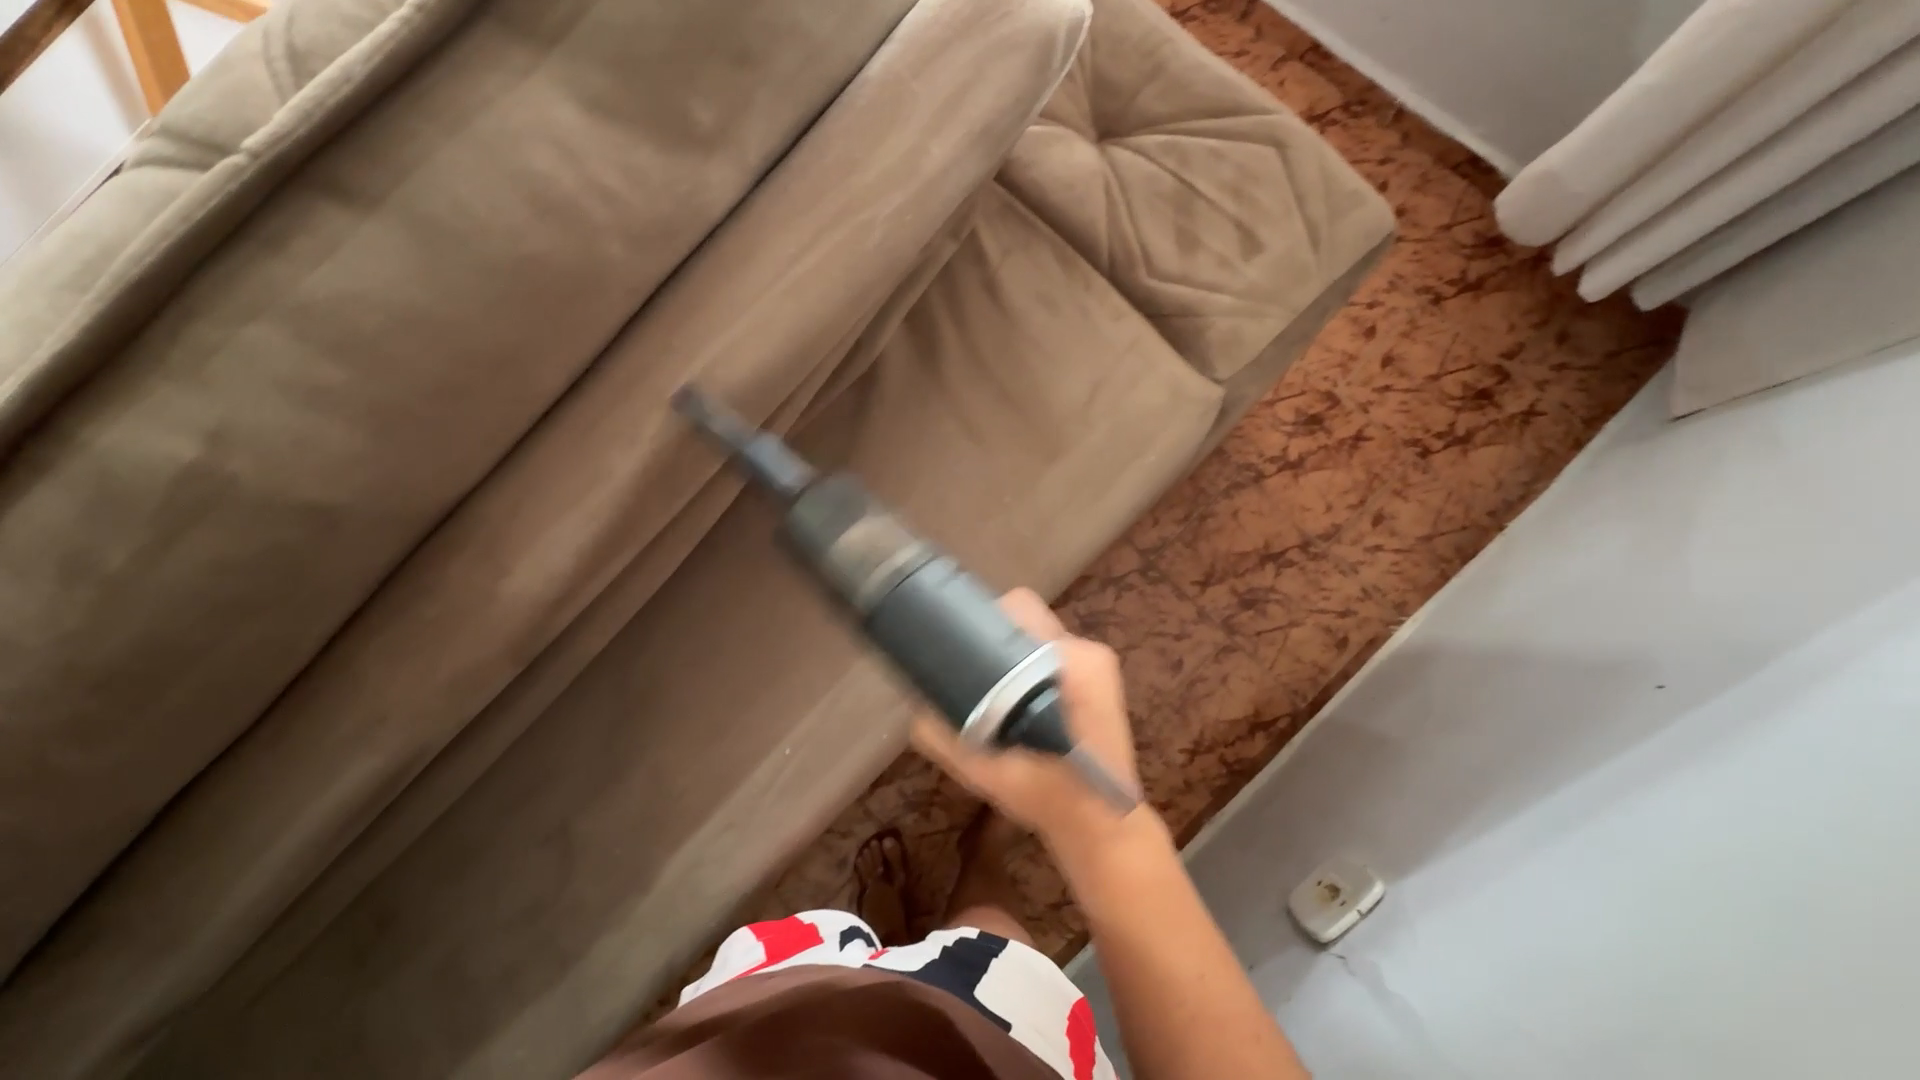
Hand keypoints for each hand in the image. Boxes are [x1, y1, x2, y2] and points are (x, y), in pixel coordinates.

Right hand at [910, 589, 1142, 857]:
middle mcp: (1089, 653)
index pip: (1019, 610)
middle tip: (965, 670)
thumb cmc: (1048, 797)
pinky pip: (1052, 657)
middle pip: (1027, 619)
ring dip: (1010, 655)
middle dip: (992, 638)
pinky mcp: (1098, 682)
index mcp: (1072, 663)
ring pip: (1038, 638)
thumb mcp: (986, 771)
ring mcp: (1098, 665)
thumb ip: (944, 736)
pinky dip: (1027, 668)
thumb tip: (917, 705)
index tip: (957, 646)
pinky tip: (1010, 700)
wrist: (1101, 827)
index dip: (982, 620)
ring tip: (986, 687)